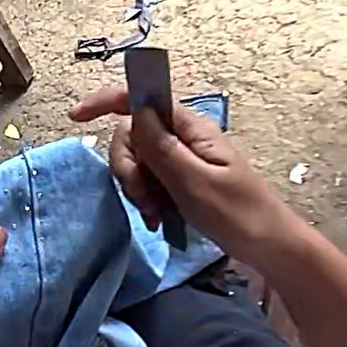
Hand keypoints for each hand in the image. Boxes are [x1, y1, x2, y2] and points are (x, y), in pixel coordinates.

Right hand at [70, 86, 301, 264]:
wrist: (269, 247)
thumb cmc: (238, 214)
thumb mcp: (195, 182)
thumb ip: (162, 148)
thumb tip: (134, 111)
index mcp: (190, 129)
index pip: (142, 99)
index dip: (107, 102)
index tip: (76, 117)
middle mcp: (183, 139)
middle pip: (132, 136)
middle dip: (127, 169)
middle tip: (145, 201)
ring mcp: (182, 161)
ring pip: (138, 163)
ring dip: (137, 190)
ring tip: (155, 216)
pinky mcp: (182, 182)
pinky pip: (151, 182)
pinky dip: (147, 200)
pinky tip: (157, 220)